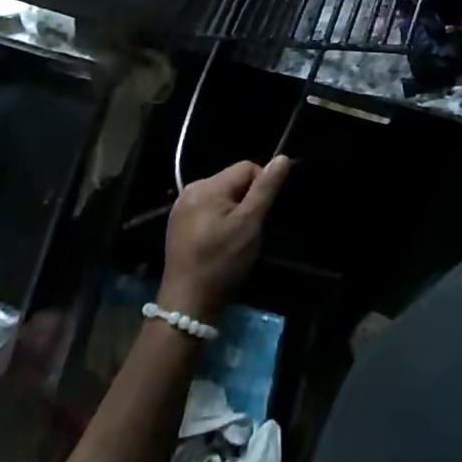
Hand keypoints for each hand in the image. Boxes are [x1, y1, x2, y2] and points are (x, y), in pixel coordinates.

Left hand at [159, 157, 291, 320]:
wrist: (187, 303)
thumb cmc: (222, 261)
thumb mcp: (249, 224)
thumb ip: (266, 188)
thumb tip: (283, 158)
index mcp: (207, 186)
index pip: (247, 168)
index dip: (261, 187)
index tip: (259, 216)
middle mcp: (191, 189)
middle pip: (233, 180)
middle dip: (246, 200)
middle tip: (247, 230)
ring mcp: (182, 207)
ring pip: (222, 195)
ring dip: (234, 210)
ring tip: (233, 238)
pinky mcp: (179, 223)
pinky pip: (209, 208)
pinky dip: (219, 219)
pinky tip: (218, 241)